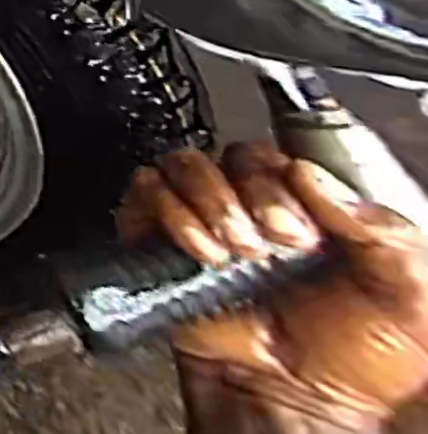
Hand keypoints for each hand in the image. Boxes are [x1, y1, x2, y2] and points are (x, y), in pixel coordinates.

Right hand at [120, 144, 427, 431]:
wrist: (284, 390)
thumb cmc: (350, 358)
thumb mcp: (409, 305)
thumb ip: (391, 238)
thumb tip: (318, 177)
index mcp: (313, 214)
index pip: (287, 160)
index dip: (293, 180)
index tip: (309, 228)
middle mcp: (251, 206)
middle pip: (232, 155)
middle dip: (253, 196)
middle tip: (278, 242)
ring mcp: (195, 212)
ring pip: (183, 163)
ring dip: (210, 203)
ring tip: (237, 252)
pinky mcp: (150, 223)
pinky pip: (144, 187)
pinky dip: (171, 214)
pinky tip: (201, 251)